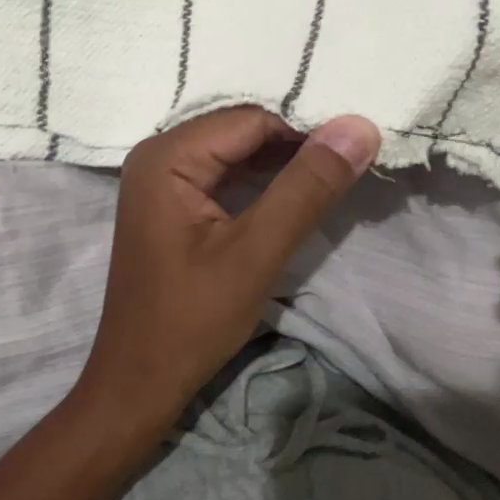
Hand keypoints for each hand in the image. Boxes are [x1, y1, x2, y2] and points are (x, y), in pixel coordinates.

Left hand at [71, 107, 380, 434]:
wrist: (139, 379)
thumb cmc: (191, 319)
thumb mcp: (256, 252)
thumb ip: (307, 187)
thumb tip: (359, 126)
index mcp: (166, 156)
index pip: (251, 119)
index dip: (306, 127)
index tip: (360, 144)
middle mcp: (157, 154)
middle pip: (240, 130)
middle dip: (295, 142)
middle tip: (355, 156)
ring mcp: (160, 179)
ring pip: (234, 152)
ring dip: (282, 162)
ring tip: (337, 172)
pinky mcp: (170, 203)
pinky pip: (222, 175)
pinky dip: (260, 180)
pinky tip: (297, 192)